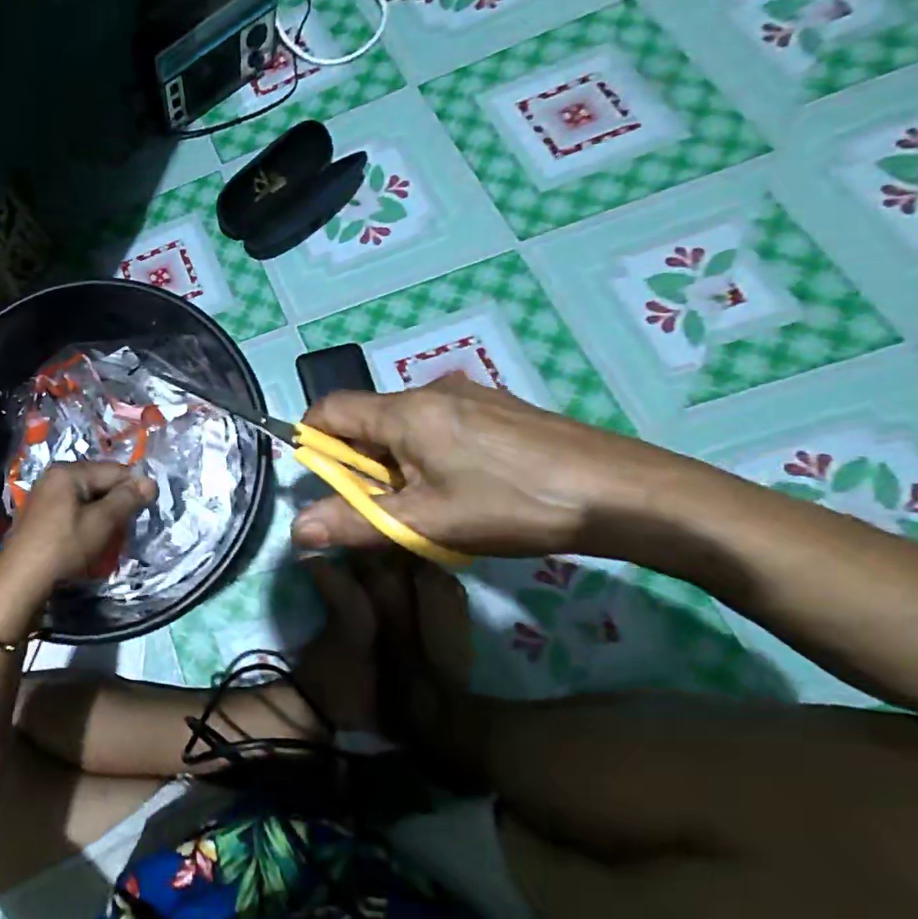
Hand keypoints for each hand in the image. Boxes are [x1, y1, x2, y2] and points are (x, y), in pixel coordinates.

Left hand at [0, 462, 156, 635]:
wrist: (19, 583)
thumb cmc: (64, 548)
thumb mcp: (101, 523)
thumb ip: (127, 499)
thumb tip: (150, 481)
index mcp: (68, 471)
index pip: (115, 470)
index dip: (135, 487)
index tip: (147, 509)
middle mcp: (54, 477)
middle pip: (100, 482)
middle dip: (118, 501)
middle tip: (128, 526)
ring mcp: (45, 496)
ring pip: (88, 498)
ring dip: (104, 514)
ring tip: (111, 535)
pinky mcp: (41, 516)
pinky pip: (74, 510)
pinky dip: (88, 521)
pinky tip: (90, 539)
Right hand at [290, 376, 689, 559]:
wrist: (620, 491)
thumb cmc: (513, 504)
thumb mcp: (428, 522)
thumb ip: (356, 523)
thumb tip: (297, 528)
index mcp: (405, 410)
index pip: (329, 409)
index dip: (313, 445)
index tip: (328, 489)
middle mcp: (430, 390)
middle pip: (368, 421)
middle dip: (363, 467)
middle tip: (392, 512)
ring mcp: (469, 394)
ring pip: (405, 427)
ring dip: (399, 465)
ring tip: (435, 508)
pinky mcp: (497, 407)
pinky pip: (440, 426)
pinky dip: (431, 456)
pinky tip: (470, 490)